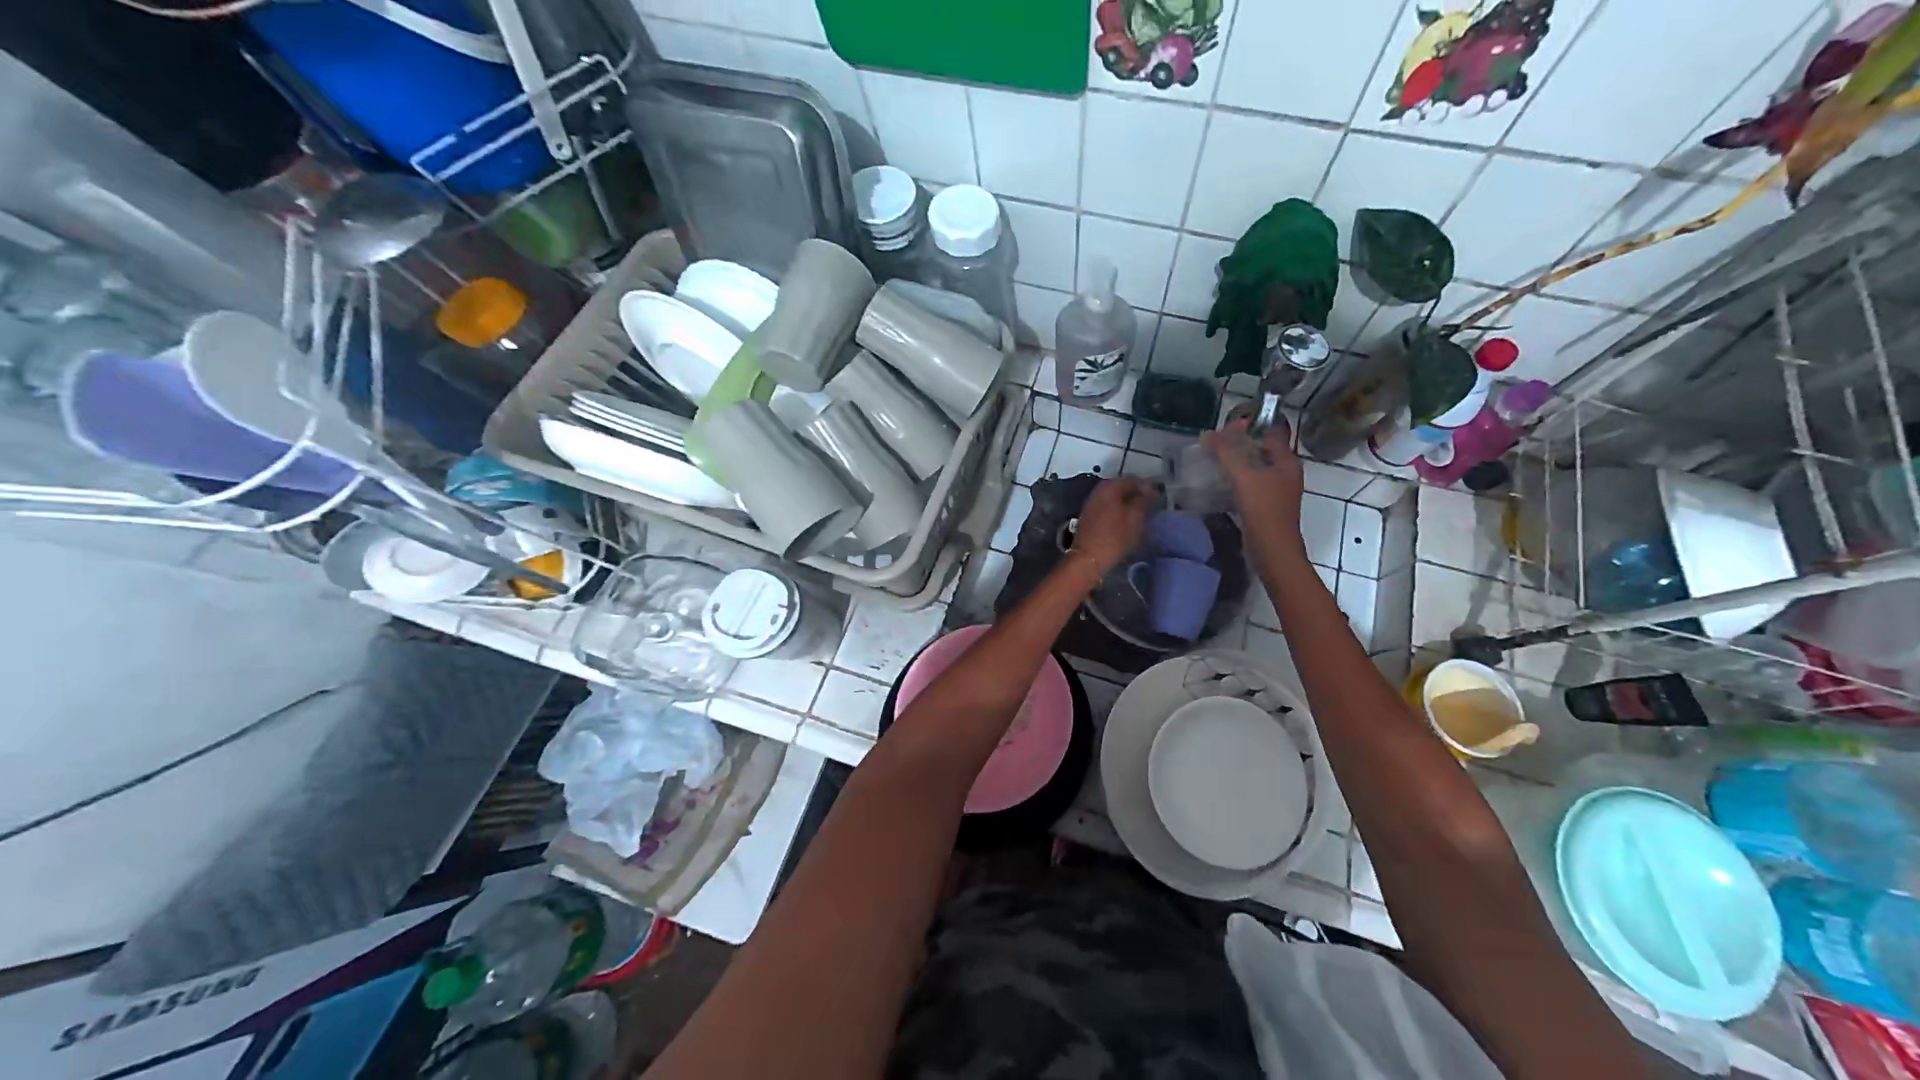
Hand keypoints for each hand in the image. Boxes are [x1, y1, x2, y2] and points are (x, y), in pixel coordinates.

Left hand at [1069, 476, 1153, 574]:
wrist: (1088, 558)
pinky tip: (1126, 521)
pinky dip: (1119, 510)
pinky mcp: (1089, 516)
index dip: (1148, 487)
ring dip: (1128, 503)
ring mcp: (1092, 503)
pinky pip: (1108, 507)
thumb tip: (1150, 488)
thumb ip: (1144, 500)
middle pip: (1123, 487)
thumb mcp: (1135, 518)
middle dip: (1137, 495)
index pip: (1133, 480)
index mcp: (1110, 487)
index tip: (1159, 498)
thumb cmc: (1114, 537)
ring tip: (1141, 515)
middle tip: (1151, 506)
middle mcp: (1098, 491)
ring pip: (1115, 498)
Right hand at [1202, 417, 1304, 542]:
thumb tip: (1209, 434)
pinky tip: (1215, 482)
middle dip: (1238, 443)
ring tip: (1209, 458)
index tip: (1226, 424)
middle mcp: (1283, 473)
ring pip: (1252, 467)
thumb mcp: (1245, 477)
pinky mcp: (1263, 505)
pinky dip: (1233, 479)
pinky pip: (1247, 484)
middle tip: (1212, 441)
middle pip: (1260, 449)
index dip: (1251, 424)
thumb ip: (1228, 453)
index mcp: (1286, 461)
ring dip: (1233, 462)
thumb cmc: (1264, 510)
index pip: (1271, 432)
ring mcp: (1274, 490)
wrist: (1272, 552)